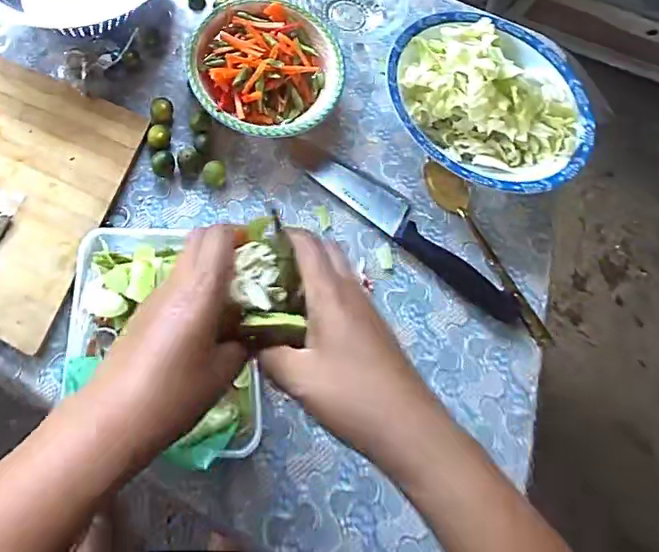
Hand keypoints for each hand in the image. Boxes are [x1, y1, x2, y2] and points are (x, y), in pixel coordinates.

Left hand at [77, 225, 247, 459]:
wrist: (112, 416)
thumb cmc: (173, 394)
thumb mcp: (222, 372)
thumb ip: (243, 342)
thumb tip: (252, 329)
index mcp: (200, 288)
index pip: (219, 234)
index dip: (241, 233)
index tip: (259, 251)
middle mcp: (177, 280)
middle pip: (200, 237)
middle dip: (226, 244)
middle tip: (247, 271)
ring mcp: (157, 293)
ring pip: (187, 259)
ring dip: (209, 266)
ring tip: (229, 302)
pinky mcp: (145, 310)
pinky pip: (176, 282)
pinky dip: (194, 286)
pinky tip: (203, 323)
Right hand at [258, 229, 449, 464]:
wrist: (408, 425)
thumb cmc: (351, 395)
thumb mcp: (298, 379)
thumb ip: (268, 353)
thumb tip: (250, 337)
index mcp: (329, 292)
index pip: (306, 243)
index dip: (282, 233)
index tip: (257, 242)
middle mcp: (350, 289)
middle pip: (325, 248)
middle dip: (296, 248)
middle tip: (268, 269)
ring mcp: (365, 305)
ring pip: (337, 269)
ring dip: (312, 269)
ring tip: (283, 295)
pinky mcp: (373, 324)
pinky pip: (345, 290)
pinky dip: (325, 290)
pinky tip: (309, 322)